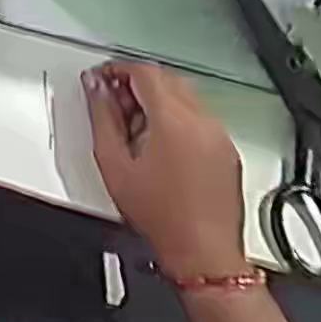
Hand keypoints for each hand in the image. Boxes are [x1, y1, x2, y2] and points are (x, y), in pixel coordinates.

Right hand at [83, 62, 247, 278]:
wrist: (202, 252)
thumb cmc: (159, 213)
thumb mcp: (112, 159)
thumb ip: (101, 115)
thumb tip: (95, 86)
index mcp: (174, 122)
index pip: (145, 72)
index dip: (116, 69)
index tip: (100, 79)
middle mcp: (203, 124)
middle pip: (167, 78)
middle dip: (134, 82)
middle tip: (110, 99)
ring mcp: (219, 137)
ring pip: (183, 95)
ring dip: (154, 97)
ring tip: (130, 123)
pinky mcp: (225, 150)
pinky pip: (197, 116)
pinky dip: (173, 115)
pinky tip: (154, 140)